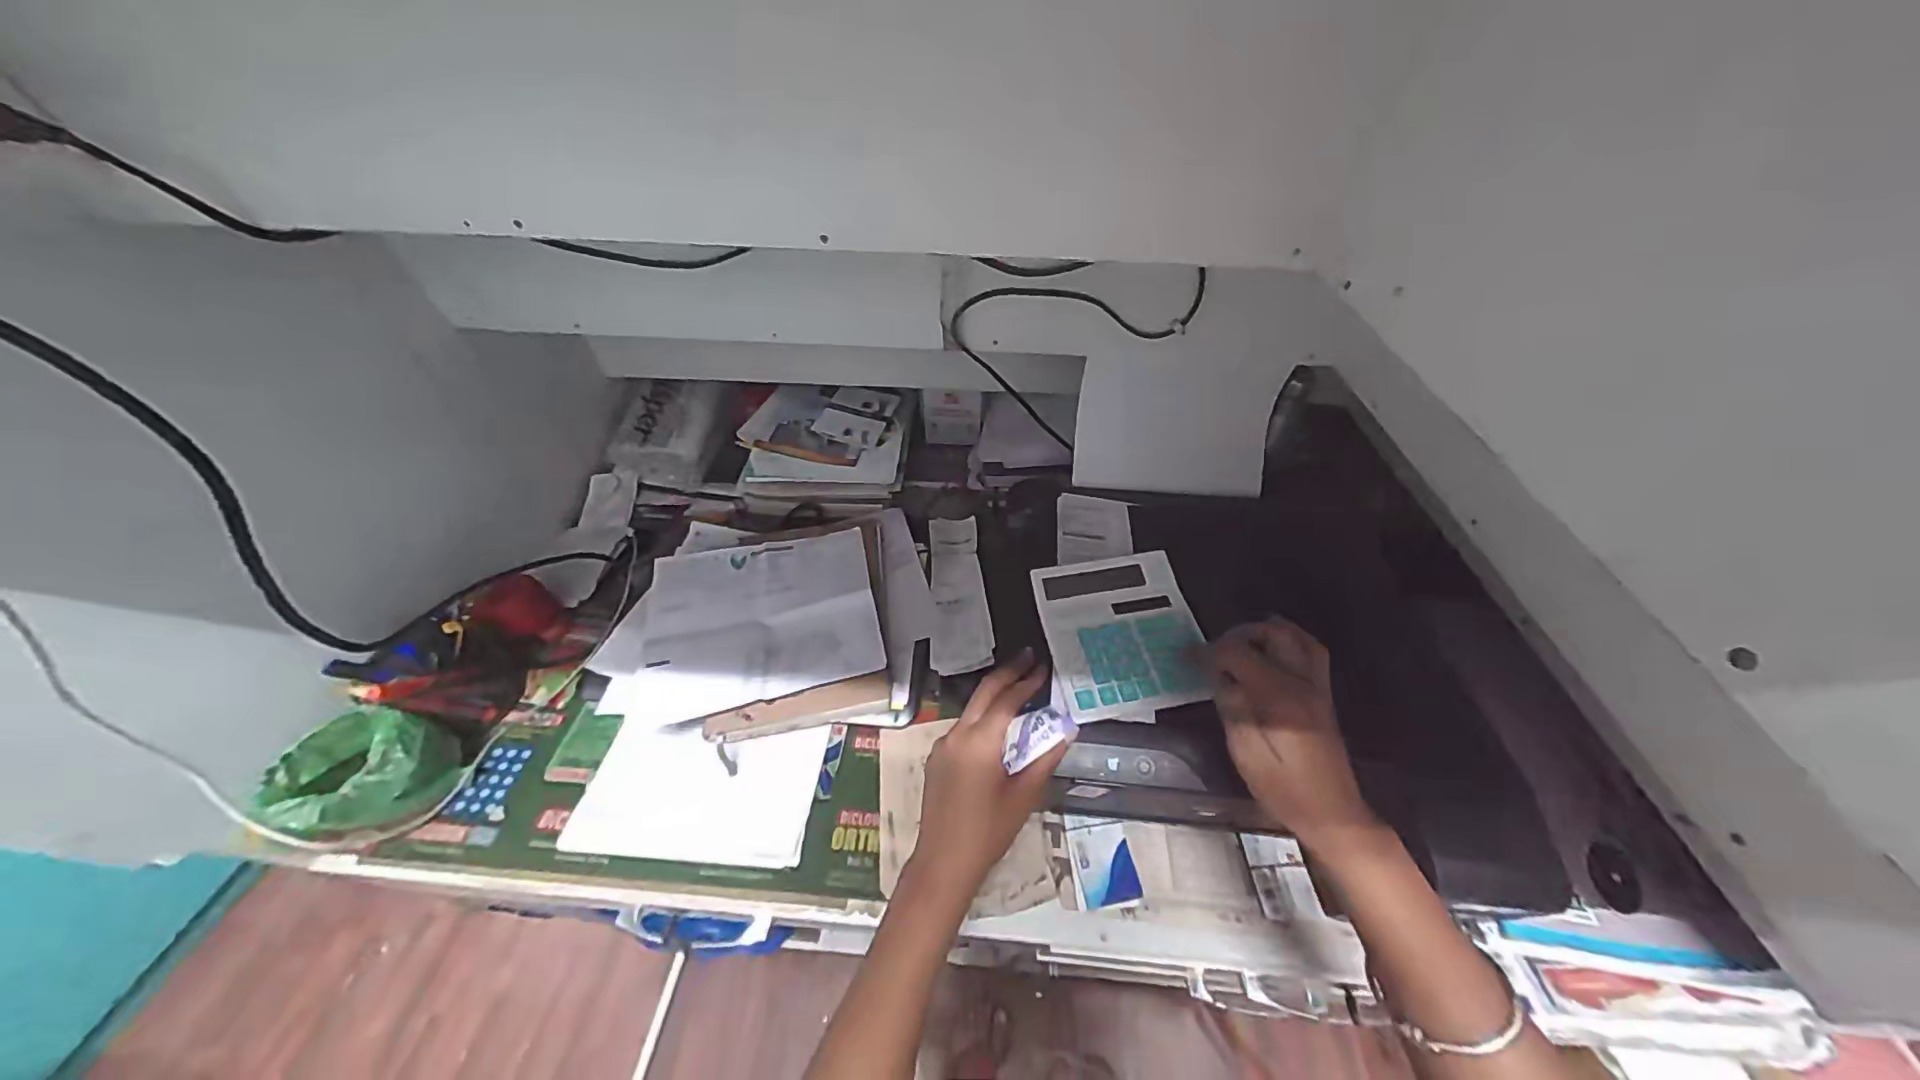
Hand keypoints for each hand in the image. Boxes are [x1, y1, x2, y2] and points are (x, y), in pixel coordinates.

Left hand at [904, 650, 1068, 904]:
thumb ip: (1044, 758)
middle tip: (1028, 658)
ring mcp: (943, 745)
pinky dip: (982, 717)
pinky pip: (963, 727)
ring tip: (1019, 687)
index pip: (1006, 701)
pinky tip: (998, 725)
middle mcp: (957, 735)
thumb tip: (1065, 730)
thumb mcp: (1024, 796)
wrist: (943, 861)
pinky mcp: (937, 757)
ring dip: (994, 695)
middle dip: (1007, 673)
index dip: (1027, 682)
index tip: (1043, 668)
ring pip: (971, 708)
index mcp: (980, 742)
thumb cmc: (988, 832)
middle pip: (983, 693)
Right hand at [1201, 618, 1379, 853]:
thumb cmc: (1284, 789)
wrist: (1333, 814)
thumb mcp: (1245, 752)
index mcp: (1279, 696)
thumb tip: (1220, 678)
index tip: (1188, 657)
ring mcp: (1318, 688)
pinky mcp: (1324, 697)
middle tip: (1215, 651)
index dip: (1209, 651)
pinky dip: (1288, 641)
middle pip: (1273, 633)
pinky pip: (1310, 652)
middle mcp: (1302, 683)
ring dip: (1266, 632)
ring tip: (1241, 645)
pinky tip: (1270, 655)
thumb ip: (1232, 707)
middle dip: (1239, 634)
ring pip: (1297, 637)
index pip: (1239, 653)